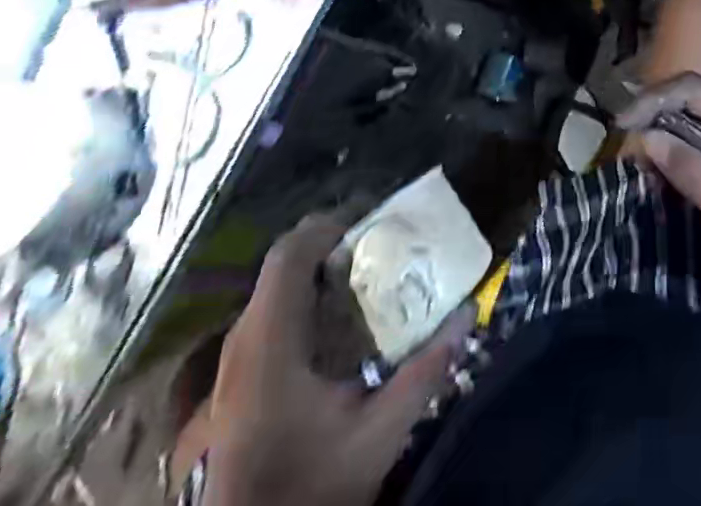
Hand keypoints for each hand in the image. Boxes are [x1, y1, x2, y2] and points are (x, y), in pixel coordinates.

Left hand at [204, 214, 474, 505]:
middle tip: (379, 242)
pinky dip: (304, 295)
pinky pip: (270, 310)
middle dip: (330, 241)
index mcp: (270, 340)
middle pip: (282, 262)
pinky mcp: (237, 373)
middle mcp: (244, 336)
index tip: (374, 221)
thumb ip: (424, 372)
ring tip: (366, 271)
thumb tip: (466, 316)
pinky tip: (337, 319)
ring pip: (274, 285)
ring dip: (317, 268)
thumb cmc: (309, 484)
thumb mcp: (378, 434)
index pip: (290, 253)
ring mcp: (235, 356)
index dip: (329, 226)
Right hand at [617, 73, 700, 312]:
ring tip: (645, 151)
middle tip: (628, 144)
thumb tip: (649, 140)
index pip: (690, 89)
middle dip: (653, 110)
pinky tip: (676, 152)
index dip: (649, 102)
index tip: (620, 128)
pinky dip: (687, 125)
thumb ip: (697, 179)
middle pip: (692, 88)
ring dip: (668, 118)